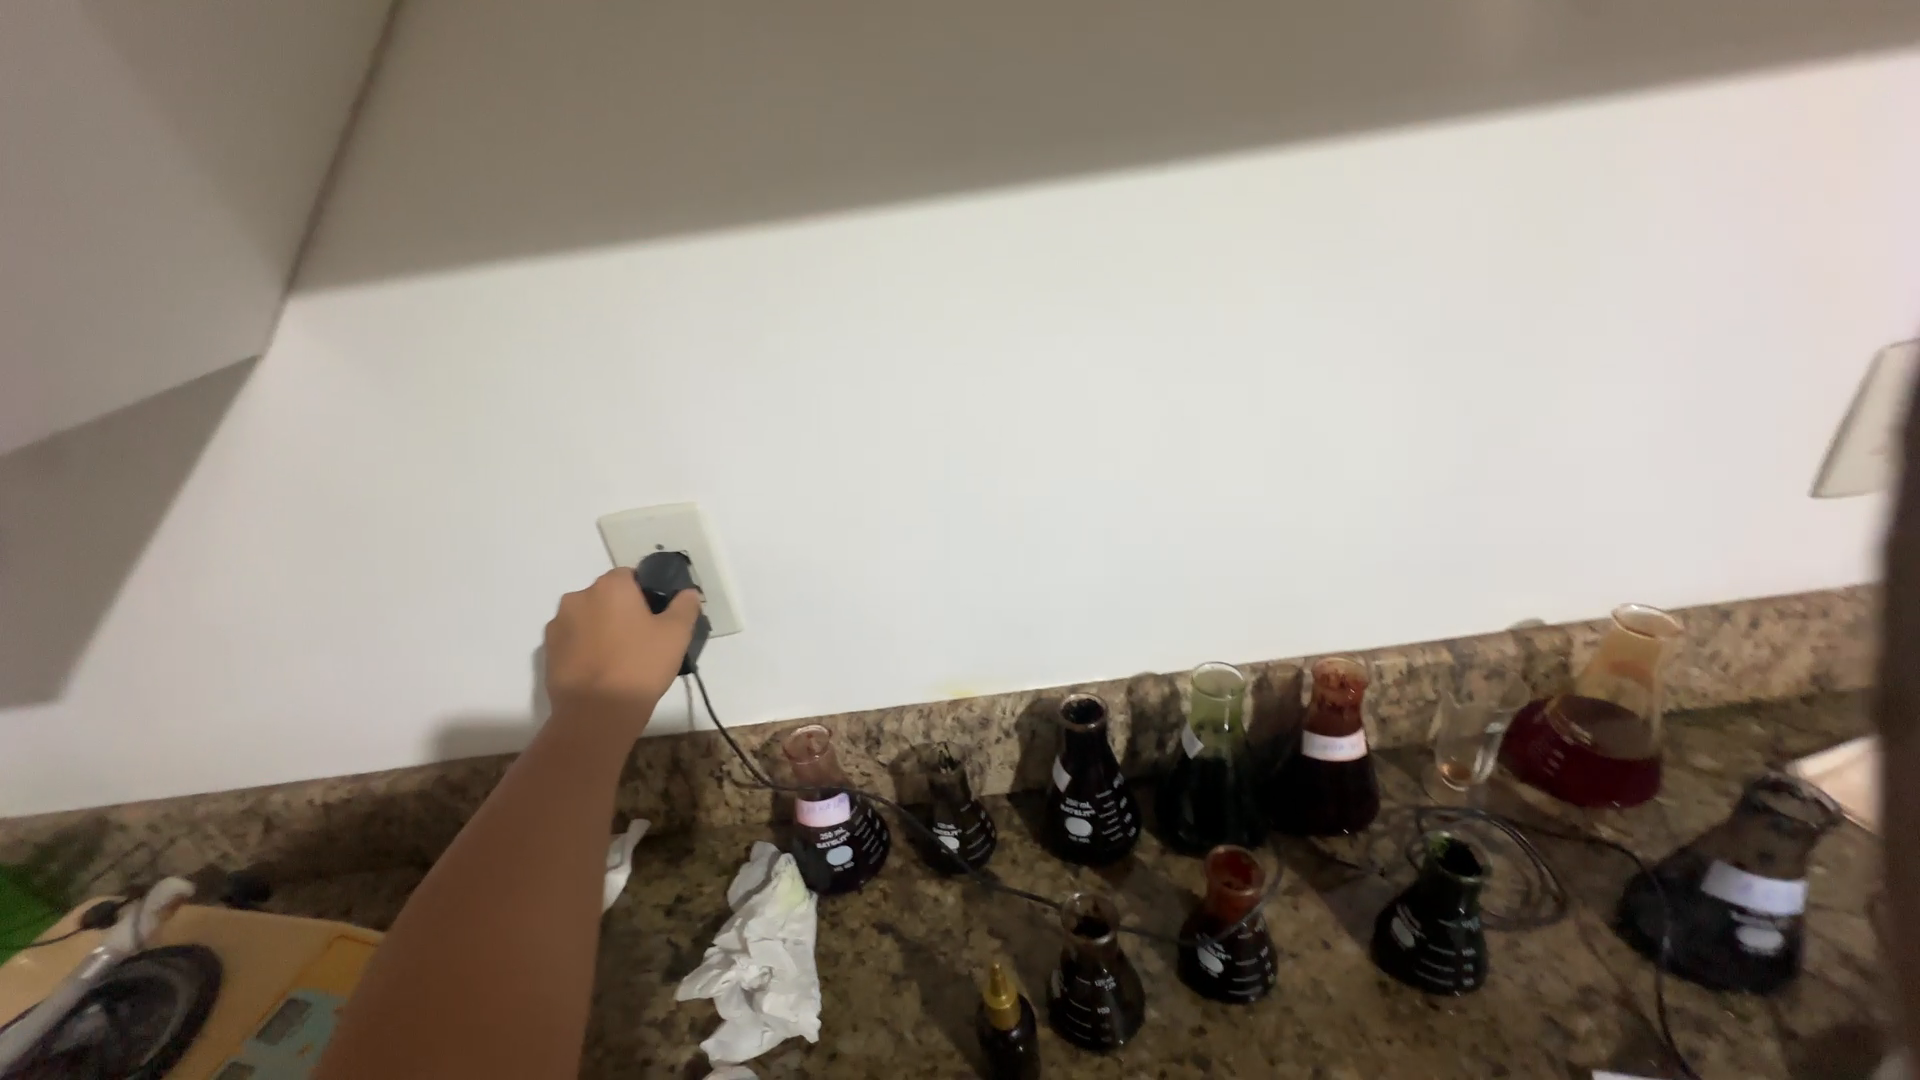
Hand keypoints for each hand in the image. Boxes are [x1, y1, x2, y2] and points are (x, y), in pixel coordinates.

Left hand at [543, 568, 701, 737]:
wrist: (596, 713)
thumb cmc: (641, 665)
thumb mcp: (677, 634)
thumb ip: (685, 606)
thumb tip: (687, 593)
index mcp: (611, 587)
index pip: (631, 575)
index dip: (647, 593)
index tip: (658, 617)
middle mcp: (578, 597)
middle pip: (607, 596)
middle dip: (622, 610)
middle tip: (643, 638)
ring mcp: (558, 624)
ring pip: (588, 618)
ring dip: (602, 628)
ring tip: (619, 658)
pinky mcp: (547, 651)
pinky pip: (573, 639)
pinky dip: (586, 647)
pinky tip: (601, 670)